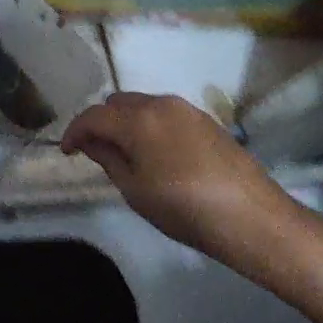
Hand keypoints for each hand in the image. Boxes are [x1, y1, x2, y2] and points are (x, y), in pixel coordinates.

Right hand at [61, 93, 297, 257]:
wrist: (255, 219)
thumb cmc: (187, 210)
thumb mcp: (136, 192)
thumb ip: (109, 160)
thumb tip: (92, 142)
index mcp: (137, 120)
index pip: (93, 116)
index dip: (74, 132)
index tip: (67, 151)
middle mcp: (160, 104)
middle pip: (117, 103)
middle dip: (102, 123)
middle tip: (98, 152)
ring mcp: (187, 109)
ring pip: (142, 105)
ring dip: (128, 122)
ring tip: (129, 154)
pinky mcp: (207, 120)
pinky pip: (166, 113)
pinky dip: (151, 126)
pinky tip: (159, 154)